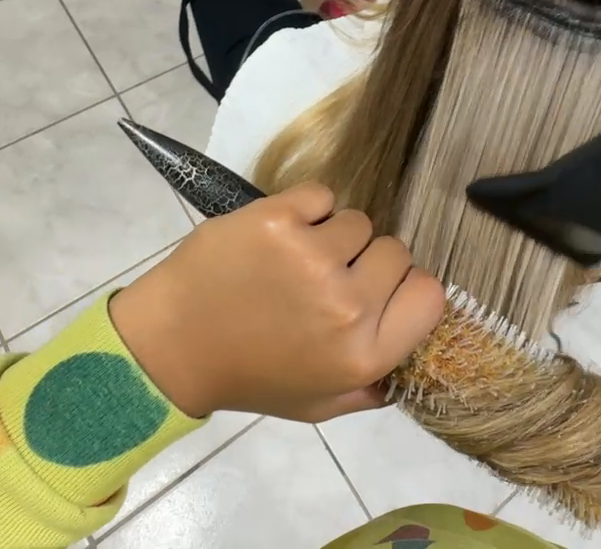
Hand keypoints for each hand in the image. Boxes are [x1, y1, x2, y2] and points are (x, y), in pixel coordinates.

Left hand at [107, 184, 445, 420]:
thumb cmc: (249, 376)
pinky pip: (322, 195)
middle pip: (396, 250)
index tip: (378, 289)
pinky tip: (279, 235)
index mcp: (363, 353)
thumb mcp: (318, 404)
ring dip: (333, 235)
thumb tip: (410, 363)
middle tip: (326, 277)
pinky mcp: (278, 219)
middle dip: (367, 260)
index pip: (430, 294)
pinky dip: (305, 208)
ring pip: (358, 220)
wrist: (170, 345)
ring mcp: (312, 257)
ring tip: (295, 259)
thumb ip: (371, 388)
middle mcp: (347, 305)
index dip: (407, 286)